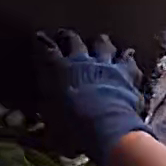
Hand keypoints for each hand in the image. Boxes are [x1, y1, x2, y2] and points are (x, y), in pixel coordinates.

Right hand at [35, 30, 146, 165]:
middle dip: (69, 37)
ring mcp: (106, 65)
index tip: (40, 37)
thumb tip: (37, 119)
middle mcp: (82, 62)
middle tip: (67, 35)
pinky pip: (128, 59)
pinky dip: (127, 57)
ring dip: (100, 42)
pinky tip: (129, 55)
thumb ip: (46, 115)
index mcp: (59, 71)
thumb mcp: (51, 124)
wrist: (107, 128)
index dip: (43, 42)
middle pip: (74, 40)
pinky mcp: (126, 73)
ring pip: (103, 44)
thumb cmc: (72, 129)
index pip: (47, 50)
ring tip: (99, 40)